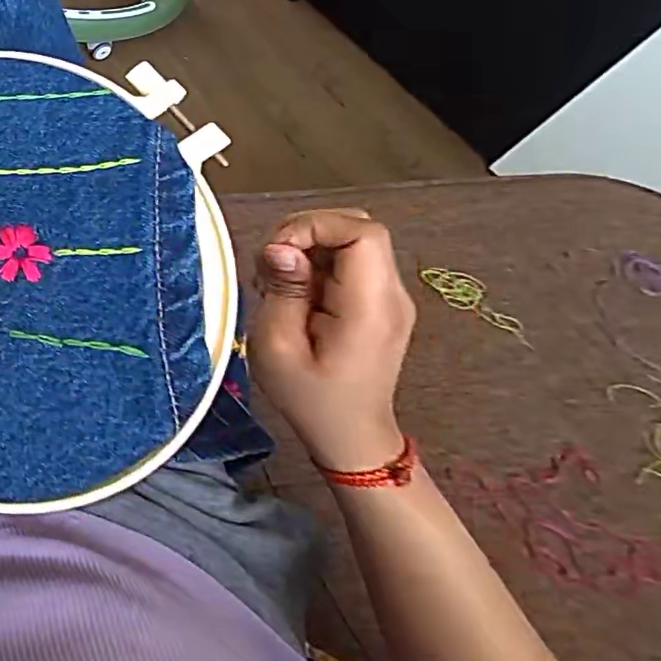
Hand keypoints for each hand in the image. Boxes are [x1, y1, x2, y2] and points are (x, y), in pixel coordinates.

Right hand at [249, 208, 415, 473]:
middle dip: (304, 232)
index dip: (314, 226)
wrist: (349, 434)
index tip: (276, 253)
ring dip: (304, 247)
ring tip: (276, 283)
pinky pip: (346, 260)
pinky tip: (291, 291)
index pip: (362, 232)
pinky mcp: (375, 300)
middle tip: (270, 267)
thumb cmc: (309, 396)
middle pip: (356, 226)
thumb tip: (281, 247)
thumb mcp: (276, 345)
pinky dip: (313, 262)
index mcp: (370, 306)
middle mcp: (390, 294)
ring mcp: (387, 297)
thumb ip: (282, 289)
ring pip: (348, 238)